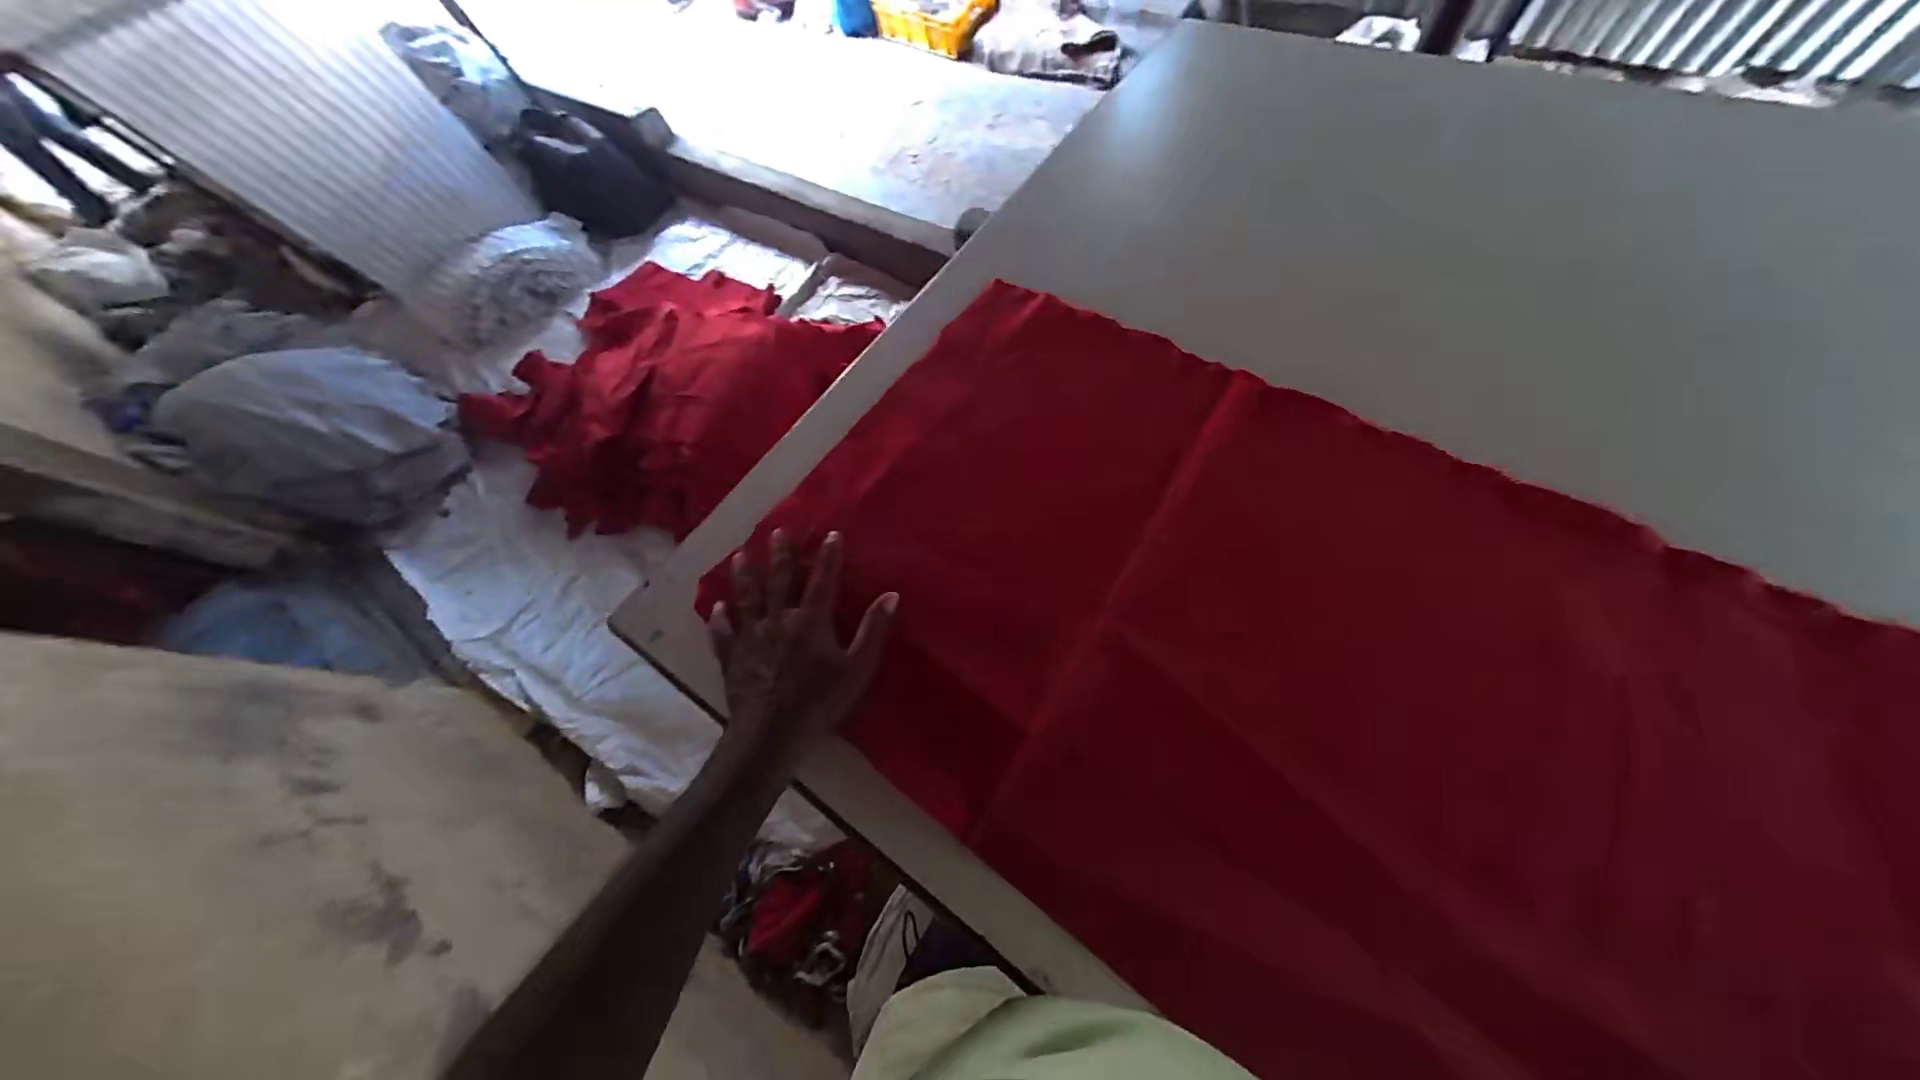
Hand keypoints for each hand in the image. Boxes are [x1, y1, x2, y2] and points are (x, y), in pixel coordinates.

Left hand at [708, 530, 895, 763]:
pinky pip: (723, 633)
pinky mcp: (732, 657)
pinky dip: (719, 619)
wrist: (772, 731)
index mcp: (811, 620)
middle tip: (777, 531)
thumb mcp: (858, 668)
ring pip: (746, 598)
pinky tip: (716, 608)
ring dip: (743, 576)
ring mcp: (751, 637)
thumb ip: (873, 630)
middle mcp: (778, 619)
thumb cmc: (821, 701)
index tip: (831, 533)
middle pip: (779, 580)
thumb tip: (891, 595)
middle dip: (780, 554)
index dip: (828, 556)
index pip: (823, 579)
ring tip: (740, 555)